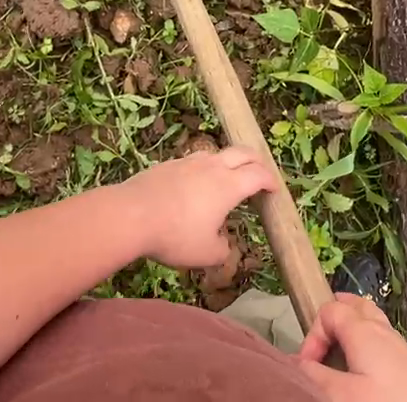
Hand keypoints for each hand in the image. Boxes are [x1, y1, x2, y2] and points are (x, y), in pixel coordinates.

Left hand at [117, 146, 275, 267]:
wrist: (131, 214)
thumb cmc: (175, 235)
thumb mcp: (206, 253)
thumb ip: (222, 249)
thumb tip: (224, 242)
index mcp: (228, 185)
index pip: (258, 175)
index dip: (270, 181)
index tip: (275, 189)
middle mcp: (212, 167)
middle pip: (241, 152)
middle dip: (255, 161)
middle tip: (260, 172)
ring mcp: (188, 162)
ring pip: (216, 154)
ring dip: (228, 162)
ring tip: (228, 177)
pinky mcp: (168, 164)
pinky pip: (194, 162)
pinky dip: (204, 169)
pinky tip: (196, 185)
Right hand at [296, 294, 406, 401]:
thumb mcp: (344, 396)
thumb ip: (317, 377)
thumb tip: (297, 364)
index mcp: (362, 329)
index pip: (328, 310)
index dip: (312, 335)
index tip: (307, 367)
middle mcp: (381, 329)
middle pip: (354, 304)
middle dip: (333, 319)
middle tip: (320, 345)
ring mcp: (398, 344)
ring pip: (369, 320)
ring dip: (349, 331)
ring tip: (338, 355)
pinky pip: (381, 338)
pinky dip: (365, 344)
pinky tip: (363, 371)